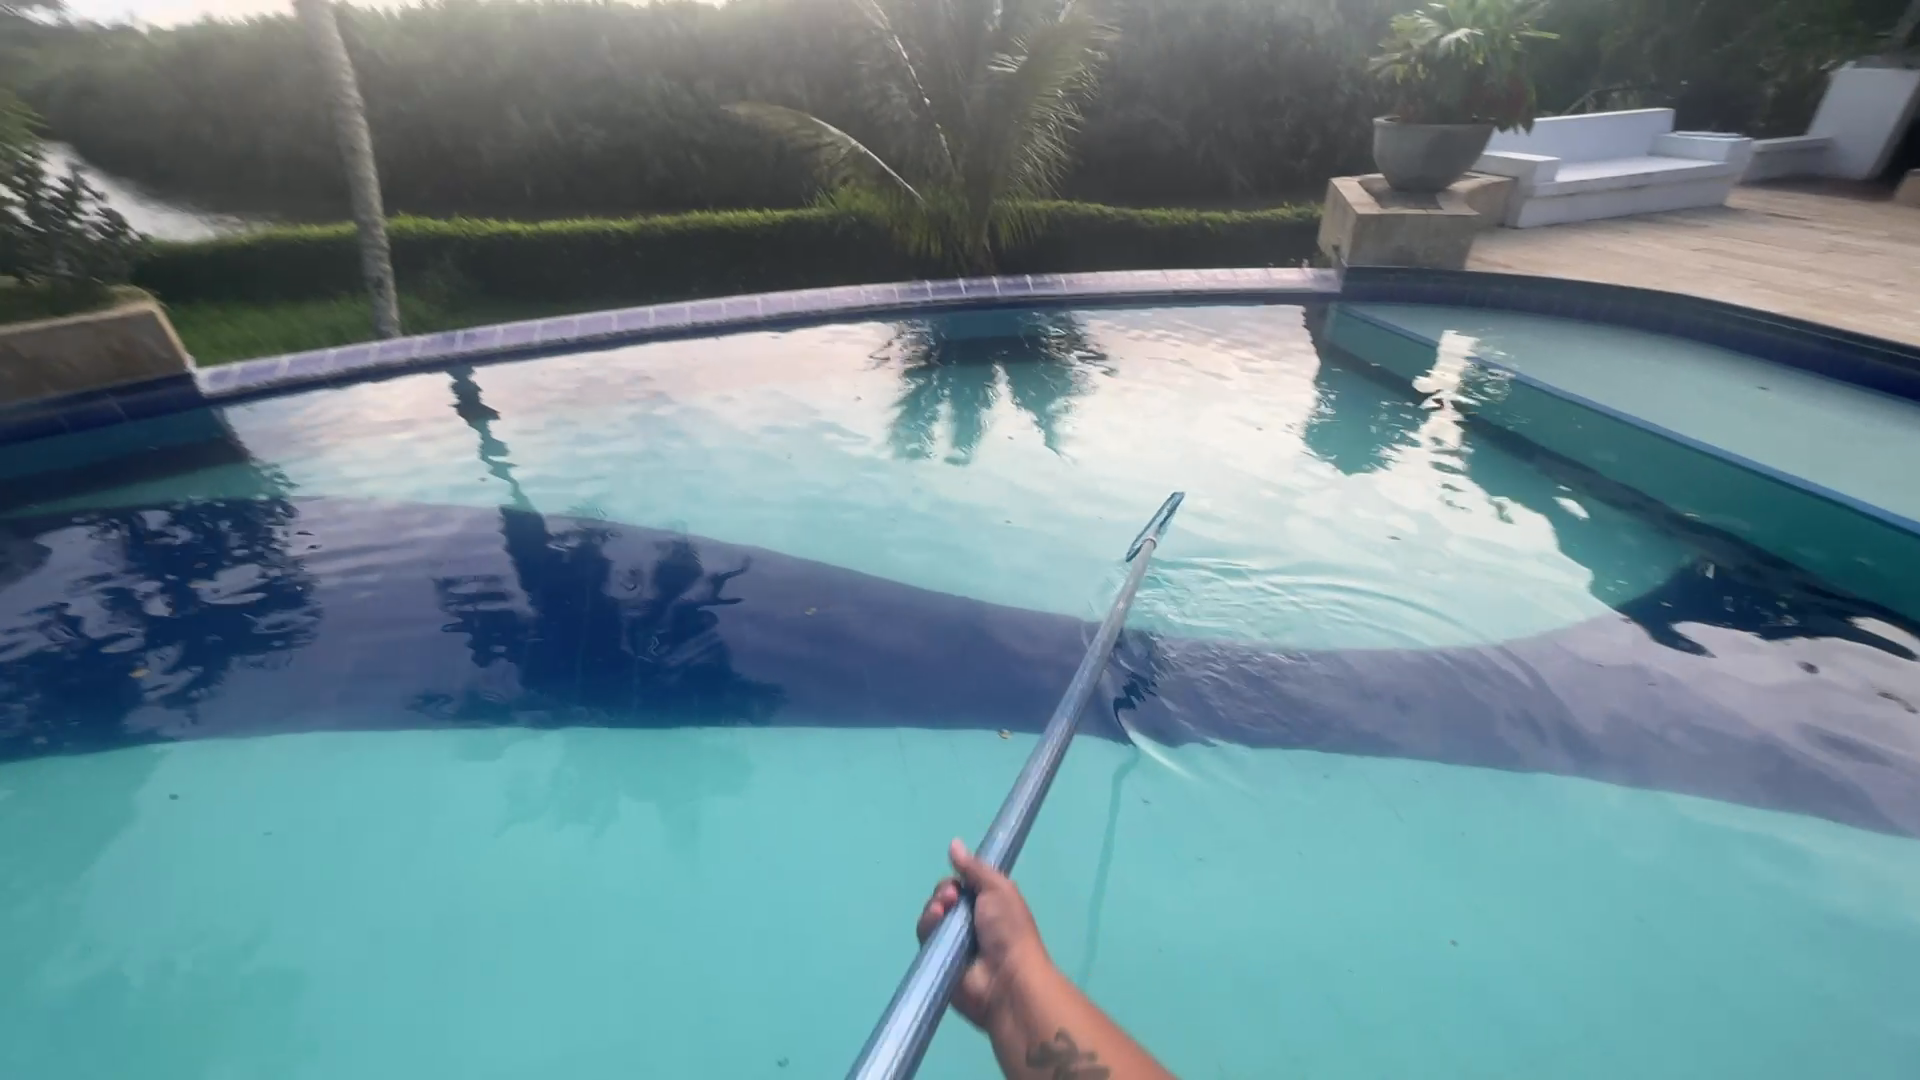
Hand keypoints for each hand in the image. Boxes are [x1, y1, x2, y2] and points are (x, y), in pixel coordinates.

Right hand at [916, 838, 1051, 1029]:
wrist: (1007, 979)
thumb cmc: (1009, 929)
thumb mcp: (997, 888)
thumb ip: (974, 868)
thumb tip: (954, 843)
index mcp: (986, 905)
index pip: (960, 886)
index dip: (955, 881)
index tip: (958, 883)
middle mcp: (968, 922)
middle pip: (942, 898)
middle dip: (943, 893)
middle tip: (952, 899)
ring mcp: (953, 942)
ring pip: (931, 916)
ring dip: (933, 908)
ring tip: (943, 912)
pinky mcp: (939, 960)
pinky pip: (925, 937)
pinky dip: (927, 926)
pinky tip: (936, 923)